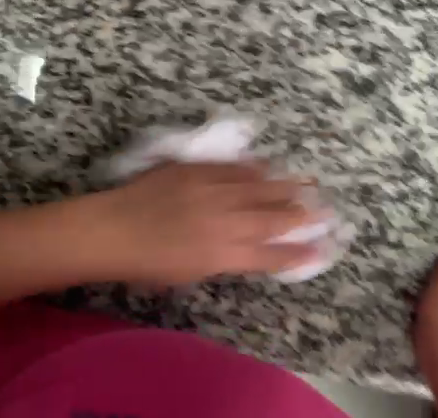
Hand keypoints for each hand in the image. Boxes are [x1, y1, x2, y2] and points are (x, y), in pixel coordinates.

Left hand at [79, 162, 329, 285]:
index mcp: (225, 254)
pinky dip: (250, 167)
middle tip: (326, 209)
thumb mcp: (192, 272)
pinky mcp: (191, 170)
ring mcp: (208, 190)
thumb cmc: (146, 263)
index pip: (272, 254)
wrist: (111, 229)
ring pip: (255, 187)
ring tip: (307, 182)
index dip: (299, 251)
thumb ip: (222, 259)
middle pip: (271, 217)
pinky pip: (229, 167)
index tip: (322, 247)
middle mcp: (223, 220)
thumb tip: (243, 248)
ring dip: (283, 185)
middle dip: (300, 213)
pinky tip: (265, 165)